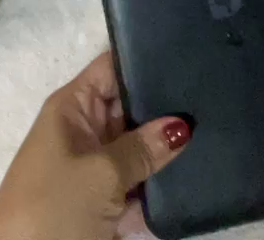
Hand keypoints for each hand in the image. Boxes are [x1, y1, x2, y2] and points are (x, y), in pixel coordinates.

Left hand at [0, 52, 191, 239]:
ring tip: (210, 135)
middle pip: (129, 106)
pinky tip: (192, 176)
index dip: (145, 59)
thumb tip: (181, 125)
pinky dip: (156, 184)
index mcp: (72, 106)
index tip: (186, 54)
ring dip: (163, 151)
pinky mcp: (100, 203)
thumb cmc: (53, 208)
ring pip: (136, 147)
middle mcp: (83, 130)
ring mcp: (92, 168)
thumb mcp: (102, 174)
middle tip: (207, 102)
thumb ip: (143, 147)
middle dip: (164, 109)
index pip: (112, 67)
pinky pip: (135, 182)